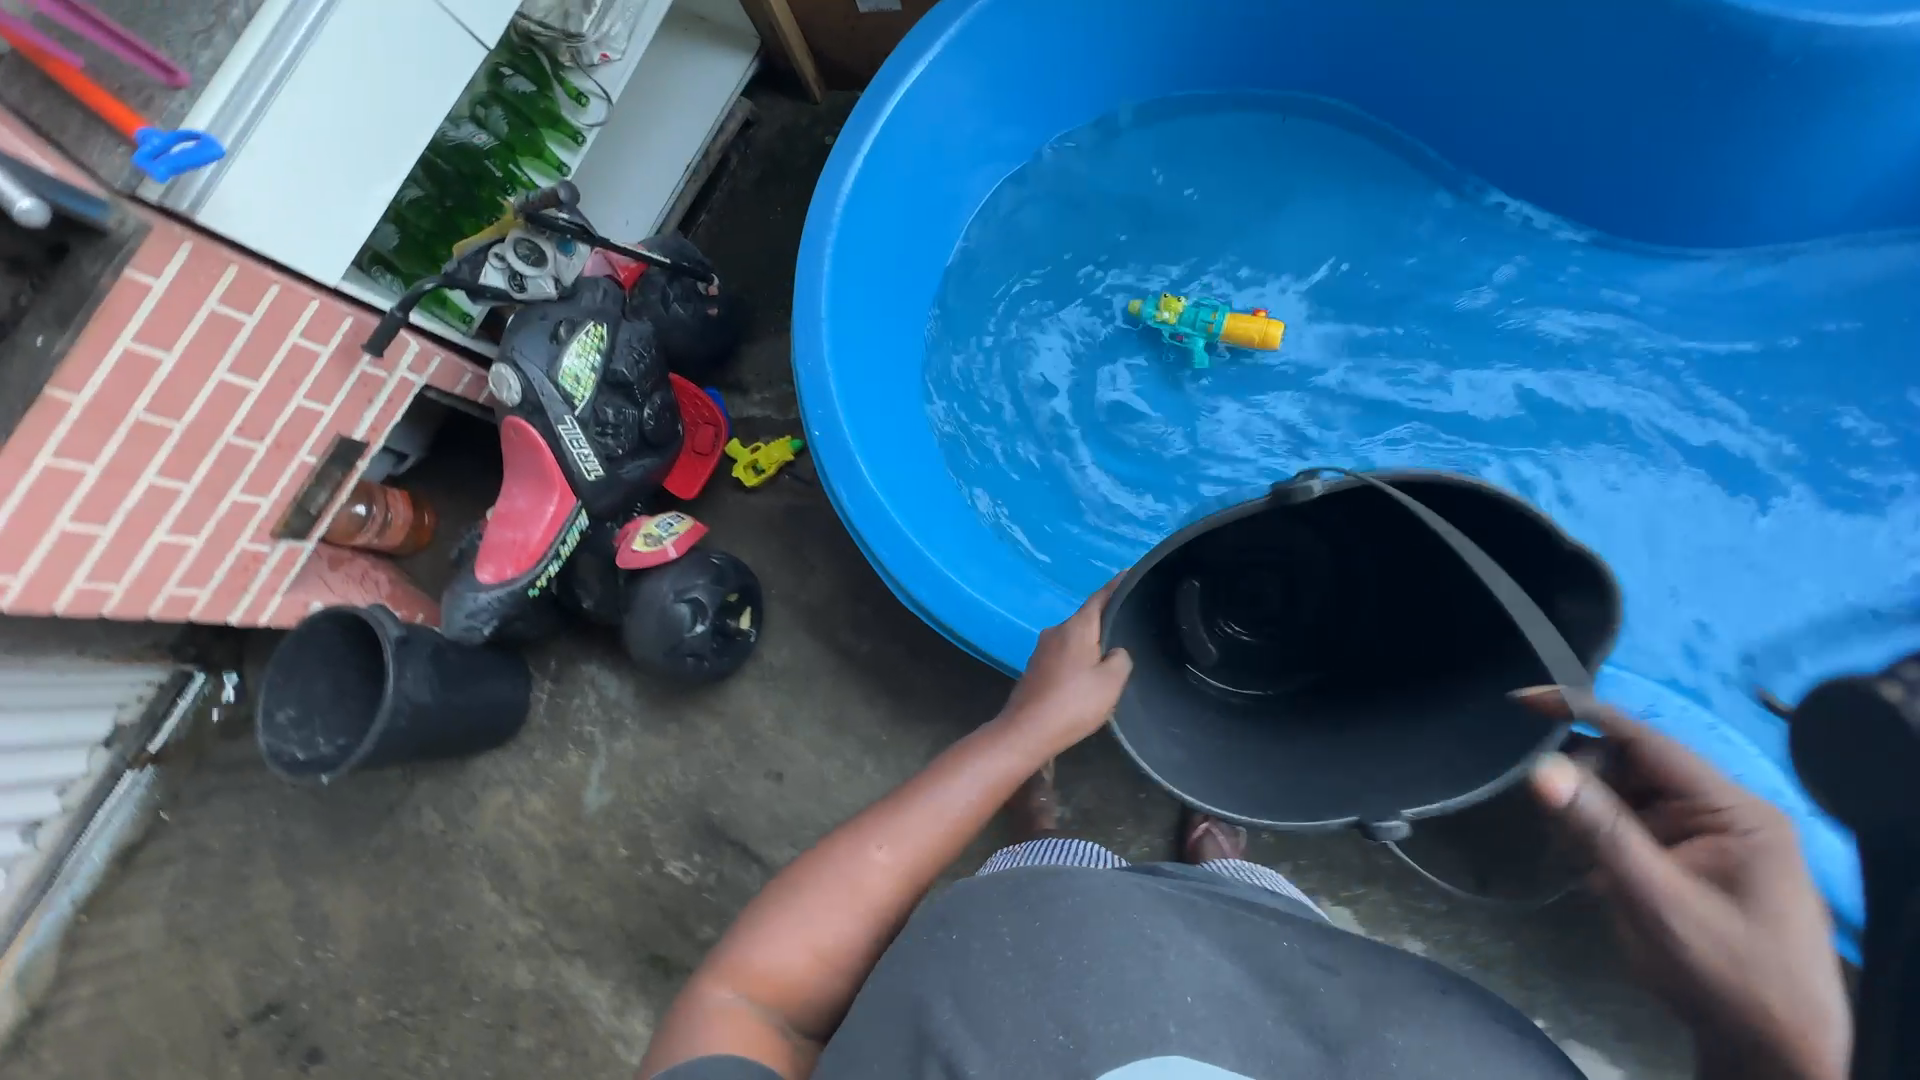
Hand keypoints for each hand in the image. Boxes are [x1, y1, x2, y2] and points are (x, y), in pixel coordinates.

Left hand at [997, 579, 1133, 756]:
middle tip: (1131, 624)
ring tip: (1113, 652)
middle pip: (1086, 618)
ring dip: (1091, 642)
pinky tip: (1088, 672)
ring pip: (1074, 637)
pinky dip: (1078, 657)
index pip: (1100, 597)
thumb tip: (1114, 651)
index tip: (1131, 573)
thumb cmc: (1073, 703)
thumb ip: (1120, 658)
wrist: (1027, 731)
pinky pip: (1064, 653)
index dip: (1116, 585)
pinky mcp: (1036, 667)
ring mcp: (1042, 649)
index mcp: (1076, 627)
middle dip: (1106, 619)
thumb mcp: (1111, 682)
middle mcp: (1056, 631)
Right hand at [1521, 691, 1850, 1079]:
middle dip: (1581, 782)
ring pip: (1619, 793)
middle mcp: (1719, 811)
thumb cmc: (1728, 974)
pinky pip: (1622, 823)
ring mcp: (1701, 834)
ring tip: (1573, 855)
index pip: (1647, 739)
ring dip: (1584, 814)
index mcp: (1734, 810)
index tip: (1521, 701)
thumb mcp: (1656, 900)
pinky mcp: (1680, 856)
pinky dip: (1593, 836)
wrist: (1771, 1051)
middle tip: (1551, 820)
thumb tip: (1540, 769)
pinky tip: (1587, 867)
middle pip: (1627, 764)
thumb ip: (1598, 830)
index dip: (1582, 713)